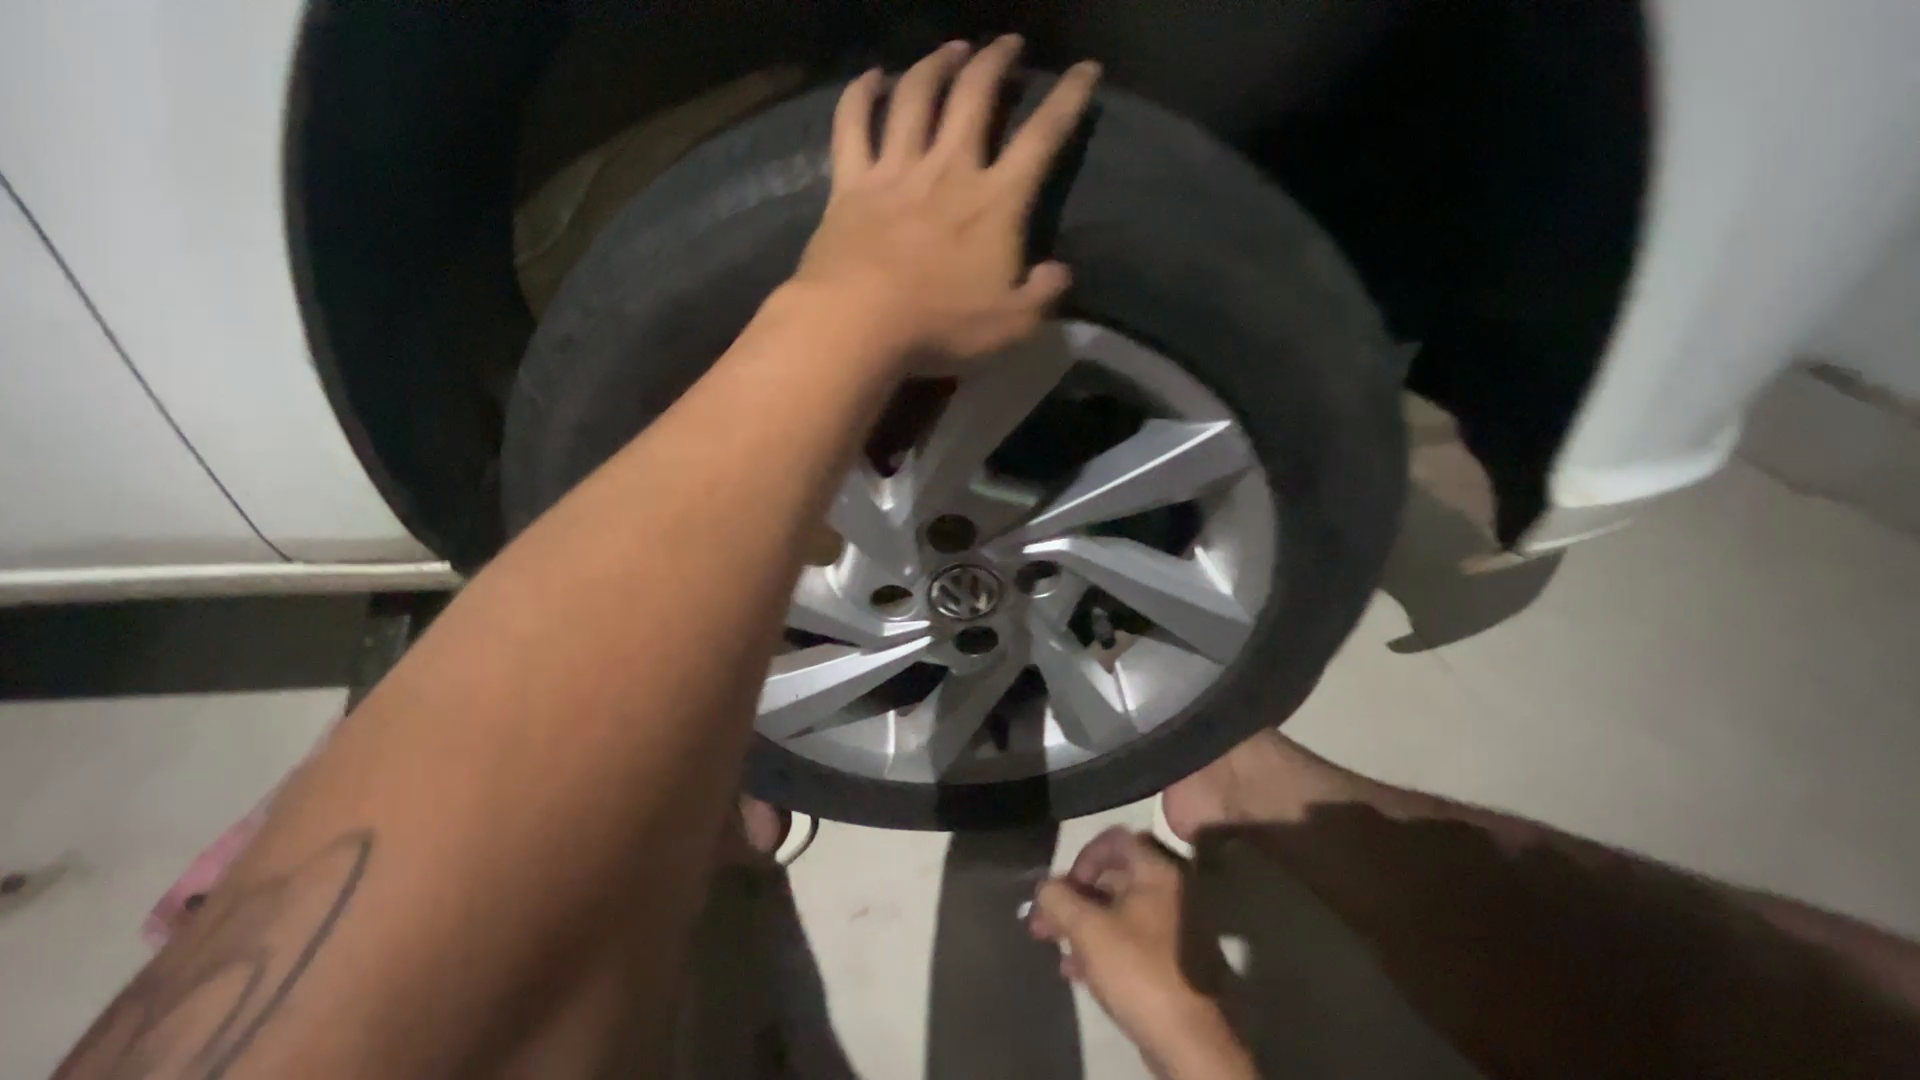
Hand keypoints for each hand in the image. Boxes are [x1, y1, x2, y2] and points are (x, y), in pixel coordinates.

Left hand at [791, 36, 1100, 366]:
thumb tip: (1060, 272)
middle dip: (997, 61)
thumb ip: (1043, 295)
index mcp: (996, 201)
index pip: (1042, 136)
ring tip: (952, 49)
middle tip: (1008, 44)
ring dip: (936, 65)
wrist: (858, 322)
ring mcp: (896, 170)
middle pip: (975, 96)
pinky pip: (852, 124)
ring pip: (916, 96)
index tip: (1085, 69)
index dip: (1069, 98)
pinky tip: (871, 76)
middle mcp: (949, 169)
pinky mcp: (850, 183)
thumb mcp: (1012, 325)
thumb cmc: (940, 325)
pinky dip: (860, 93)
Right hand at [1030, 828, 1253, 1079]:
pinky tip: (1076, 971)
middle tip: (1044, 920)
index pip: (1115, 839)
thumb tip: (1044, 888)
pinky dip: (1101, 946)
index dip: (1082, 856)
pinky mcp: (1170, 959)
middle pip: (1112, 877)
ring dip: (1082, 924)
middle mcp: (1169, 890)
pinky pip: (1129, 938)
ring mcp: (1173, 926)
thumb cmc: (1137, 970)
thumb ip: (1059, 899)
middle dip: (1073, 897)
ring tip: (1054, 947)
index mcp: (1156, 872)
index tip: (1064, 887)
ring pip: (1117, 911)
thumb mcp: (1088, 930)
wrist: (1187, 1038)